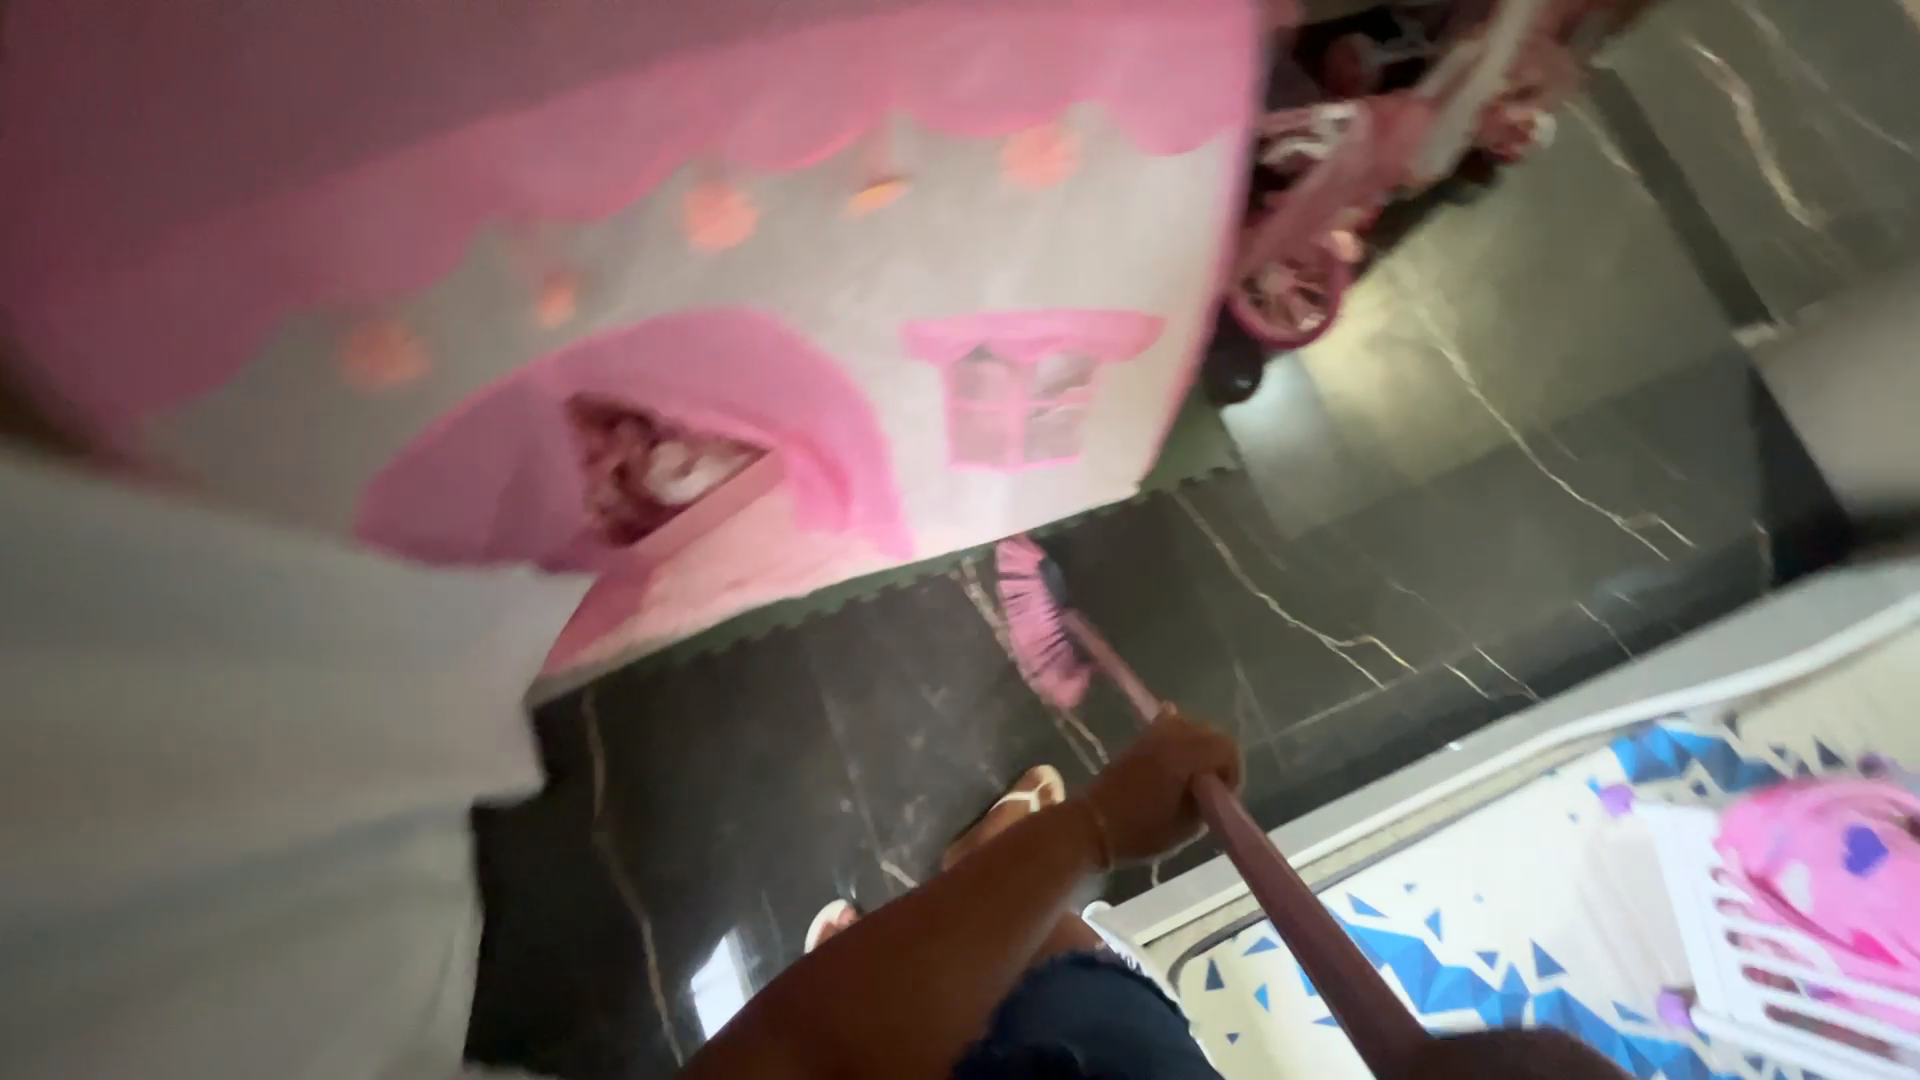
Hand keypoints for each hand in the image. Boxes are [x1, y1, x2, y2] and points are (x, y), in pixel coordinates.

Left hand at [1078, 707, 1242, 864]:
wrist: (1095, 824)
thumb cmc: (1142, 831)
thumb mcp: (1187, 827)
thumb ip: (1210, 802)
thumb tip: (1218, 788)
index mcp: (1184, 757)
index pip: (1226, 747)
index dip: (1232, 770)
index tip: (1224, 795)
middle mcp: (1170, 738)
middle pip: (1210, 731)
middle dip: (1218, 756)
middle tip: (1212, 785)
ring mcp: (1151, 735)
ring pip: (1189, 725)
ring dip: (1199, 745)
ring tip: (1195, 774)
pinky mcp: (1138, 740)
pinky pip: (1165, 725)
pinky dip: (1177, 735)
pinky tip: (1178, 754)